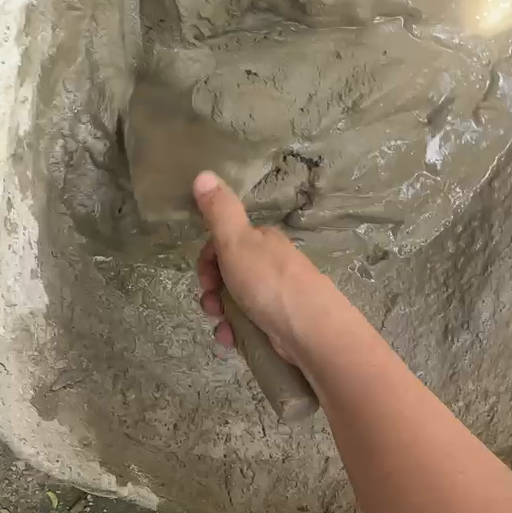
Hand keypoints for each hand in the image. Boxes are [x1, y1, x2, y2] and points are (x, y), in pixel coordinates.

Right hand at [194, 171, 325, 360]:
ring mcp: (273, 295)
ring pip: (233, 302)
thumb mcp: (237, 241)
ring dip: (219, 316)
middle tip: (211, 305)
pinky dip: (234, 332)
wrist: (309, 331)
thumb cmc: (270, 283)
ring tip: (222, 327)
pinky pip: (245, 324)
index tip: (206, 278)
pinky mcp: (275, 322)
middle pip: (225, 275)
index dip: (207, 261)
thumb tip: (202, 173)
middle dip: (211, 292)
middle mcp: (268, 265)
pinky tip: (232, 340)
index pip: (223, 245)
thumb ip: (219, 211)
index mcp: (261, 241)